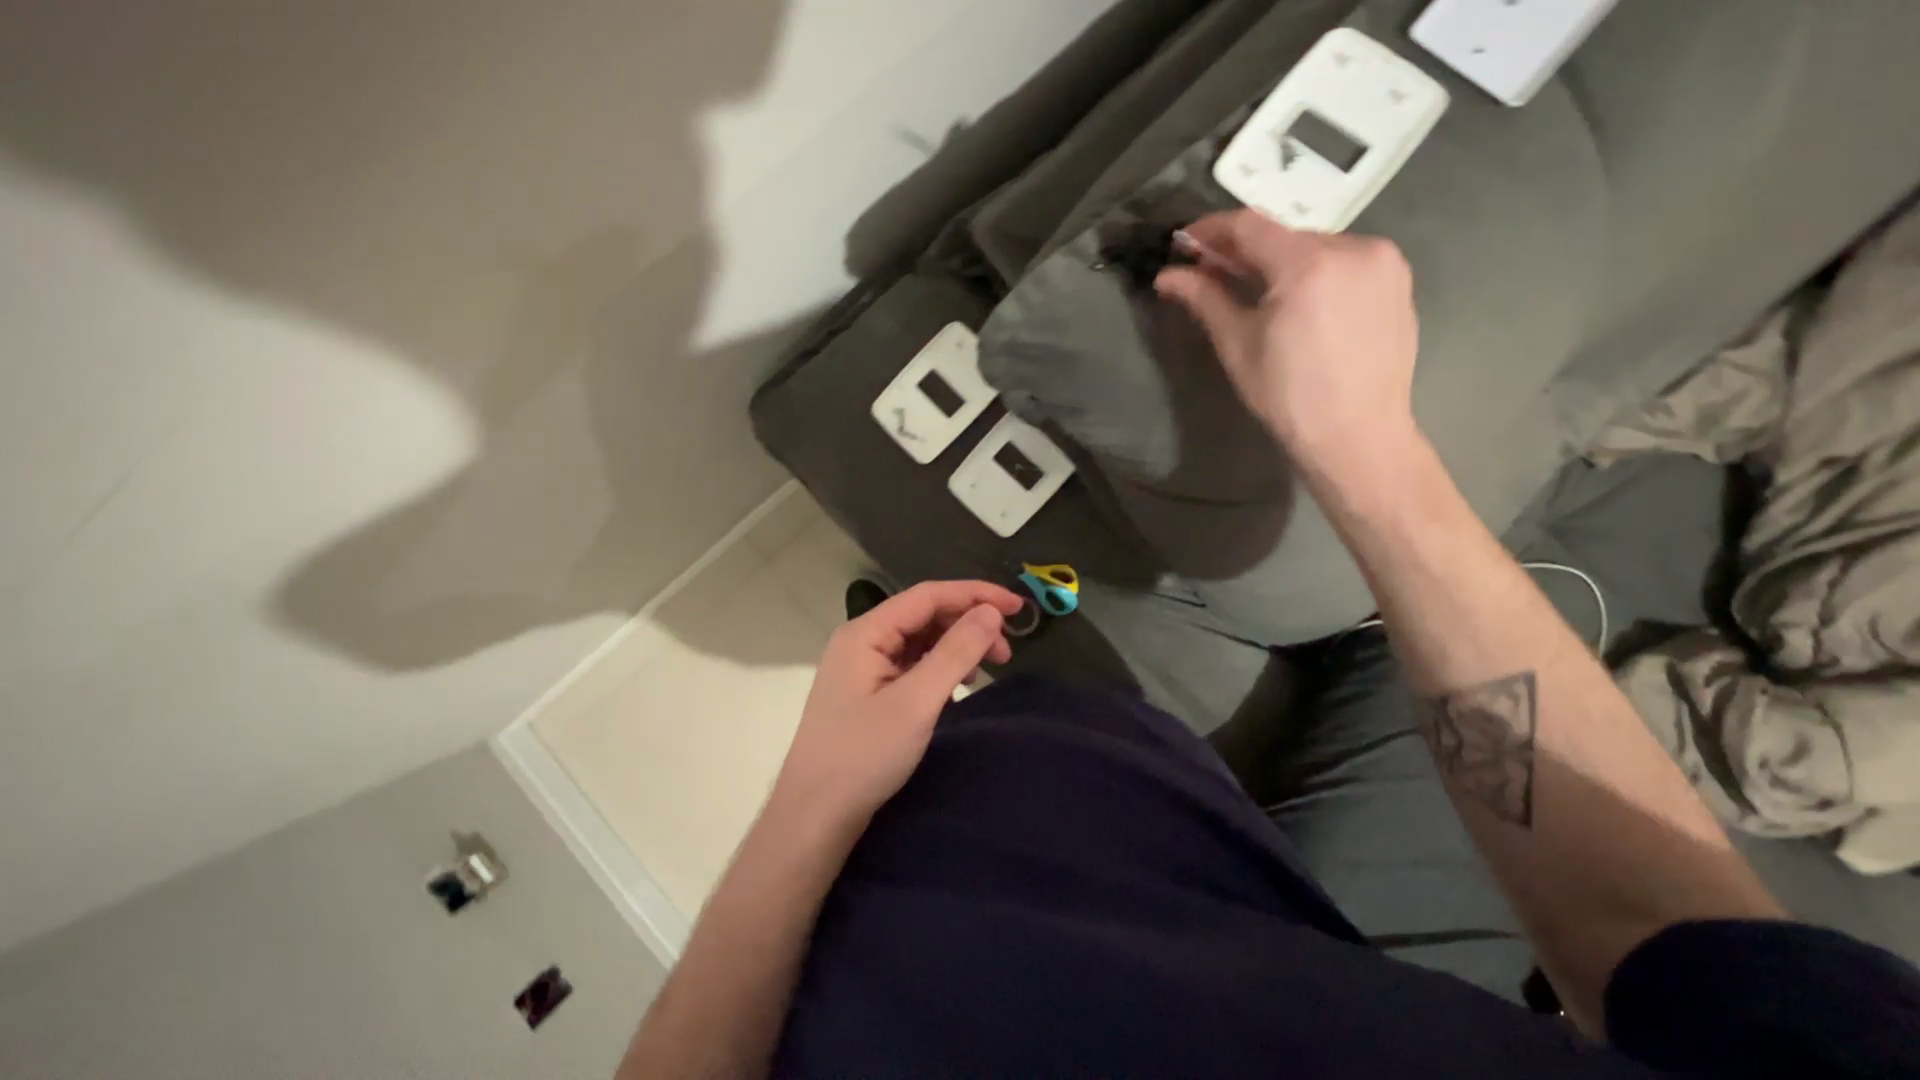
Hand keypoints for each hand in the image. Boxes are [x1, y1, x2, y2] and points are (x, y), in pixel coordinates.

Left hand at [768, 580, 1025, 831]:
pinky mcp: (867, 694)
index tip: (1017, 608)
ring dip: (956, 647)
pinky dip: (939, 669)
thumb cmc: (864, 755)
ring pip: (918, 641)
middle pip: (923, 615)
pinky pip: (910, 666)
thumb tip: (990, 613)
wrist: (815, 814)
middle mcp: (861, 642)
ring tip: (988, 669)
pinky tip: (958, 687)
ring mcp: (861, 669)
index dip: (975, 594)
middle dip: (968, 624)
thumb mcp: (917, 703)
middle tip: (1007, 652)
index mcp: (865, 633)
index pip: (927, 595)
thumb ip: (955, 653)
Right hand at [1155, 210, 1420, 469]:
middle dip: (1247, 252)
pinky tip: (1301, 306)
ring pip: (1317, 249)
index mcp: (1310, 264)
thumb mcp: (1239, 345)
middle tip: (1215, 275)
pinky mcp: (1399, 282)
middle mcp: (1354, 248)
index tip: (1185, 244)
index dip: (1212, 230)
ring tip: (1258, 295)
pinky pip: (1346, 264)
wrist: (1358, 436)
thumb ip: (1205, 298)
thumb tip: (1168, 276)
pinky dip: (1317, 275)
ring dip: (1283, 263)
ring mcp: (1384, 263)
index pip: (1250, 225)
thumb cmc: (1290, 397)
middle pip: (1285, 236)